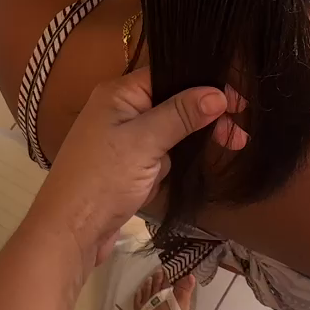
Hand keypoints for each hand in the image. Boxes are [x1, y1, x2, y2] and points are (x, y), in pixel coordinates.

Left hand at [27, 69, 228, 266]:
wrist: (68, 234)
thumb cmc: (103, 179)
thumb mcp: (146, 141)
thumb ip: (182, 114)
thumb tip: (218, 94)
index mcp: (119, 92)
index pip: (169, 74)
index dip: (204, 83)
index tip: (238, 99)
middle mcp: (120, 109)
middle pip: (173, 101)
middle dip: (206, 114)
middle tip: (240, 132)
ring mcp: (123, 139)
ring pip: (170, 129)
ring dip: (195, 138)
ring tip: (233, 143)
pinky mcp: (127, 165)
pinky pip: (161, 151)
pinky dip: (179, 157)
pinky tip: (199, 163)